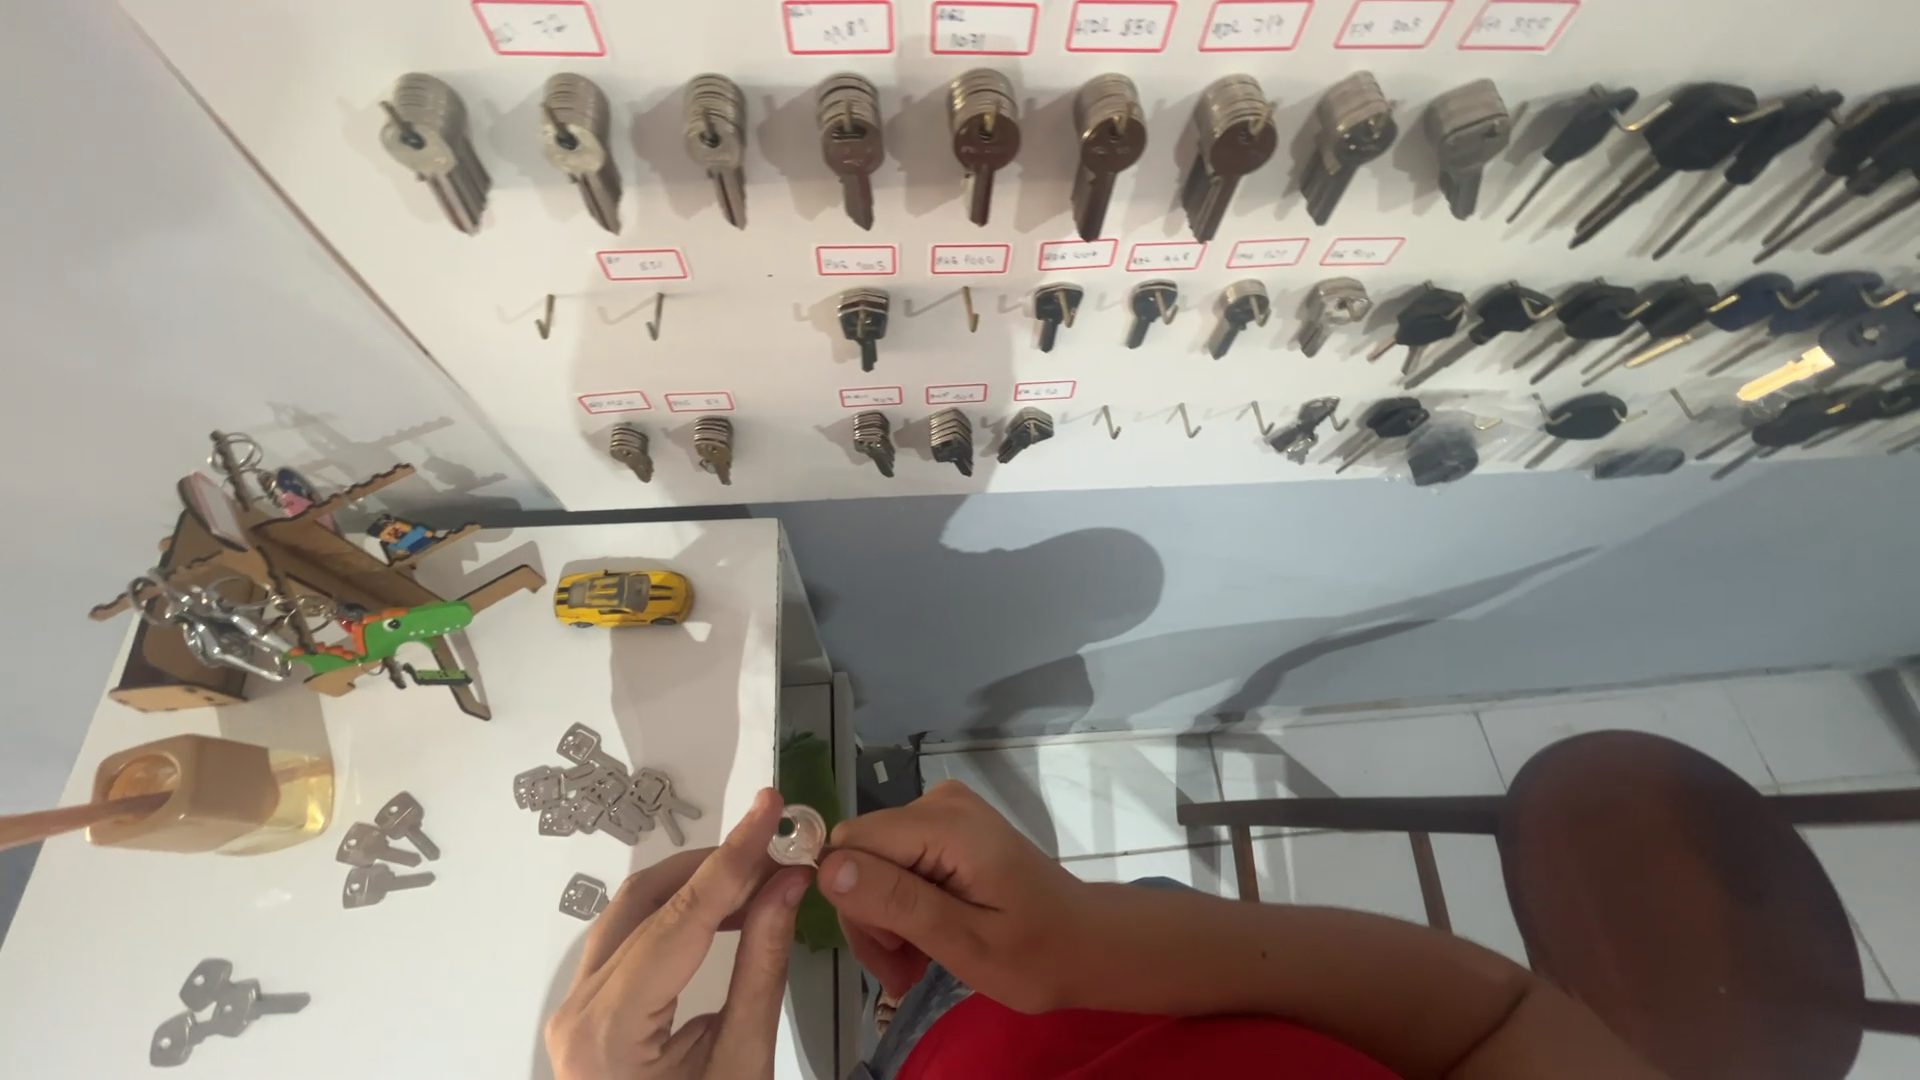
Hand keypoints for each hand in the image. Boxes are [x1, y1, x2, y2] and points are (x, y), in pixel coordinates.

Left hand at [545, 788, 811, 1079]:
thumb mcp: (742, 1062)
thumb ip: (764, 962)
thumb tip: (790, 880)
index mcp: (611, 1027)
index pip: (684, 914)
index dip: (736, 853)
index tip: (772, 804)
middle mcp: (579, 1005)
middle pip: (650, 898)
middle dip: (720, 865)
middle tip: (783, 854)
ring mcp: (577, 1006)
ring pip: (637, 907)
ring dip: (702, 882)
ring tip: (765, 879)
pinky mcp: (589, 1008)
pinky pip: (634, 933)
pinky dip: (685, 908)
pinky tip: (731, 910)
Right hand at [818, 780, 1092, 1012]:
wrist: (1084, 941)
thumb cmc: (1034, 953)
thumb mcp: (964, 941)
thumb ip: (898, 901)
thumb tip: (829, 867)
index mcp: (947, 822)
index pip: (854, 843)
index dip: (854, 900)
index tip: (886, 952)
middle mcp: (939, 800)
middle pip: (862, 853)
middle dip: (871, 916)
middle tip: (900, 970)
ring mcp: (944, 810)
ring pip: (873, 862)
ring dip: (885, 918)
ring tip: (913, 965)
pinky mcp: (946, 826)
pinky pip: (896, 860)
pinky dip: (901, 903)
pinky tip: (922, 939)